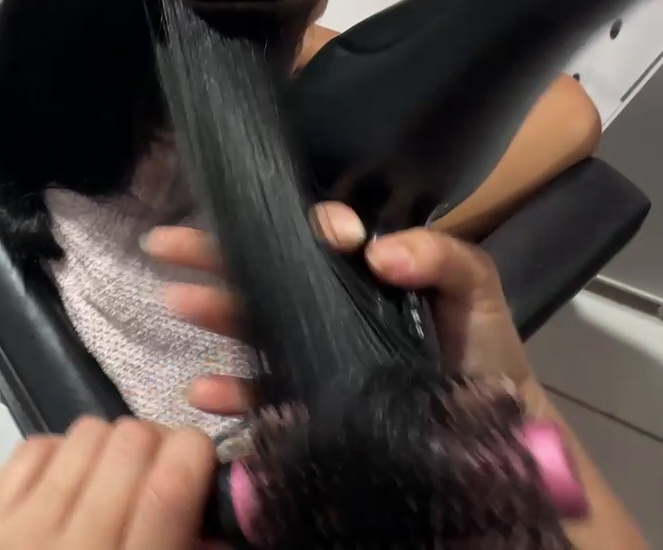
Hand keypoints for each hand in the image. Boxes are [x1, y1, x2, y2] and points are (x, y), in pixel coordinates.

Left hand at [0, 417, 215, 549]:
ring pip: (87, 432)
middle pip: (130, 444)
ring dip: (111, 445)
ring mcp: (21, 531)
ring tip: (113, 478)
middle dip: (157, 444)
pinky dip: (62, 453)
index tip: (201, 458)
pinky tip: (70, 484)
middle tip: (159, 468)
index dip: (195, 453)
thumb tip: (224, 503)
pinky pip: (37, 445)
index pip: (168, 489)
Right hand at [144, 203, 535, 415]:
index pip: (313, 234)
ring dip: (209, 311)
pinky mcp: (310, 404)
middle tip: (166, 241)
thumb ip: (440, 254)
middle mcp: (325, 302)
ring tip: (175, 300)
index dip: (300, 224)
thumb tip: (376, 251)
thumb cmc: (483, 347)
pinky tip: (203, 388)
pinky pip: (262, 394)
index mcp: (354, 268)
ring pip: (250, 324)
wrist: (495, 438)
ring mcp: (313, 351)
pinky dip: (229, 390)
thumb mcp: (474, 286)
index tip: (317, 230)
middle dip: (210, 253)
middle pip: (261, 270)